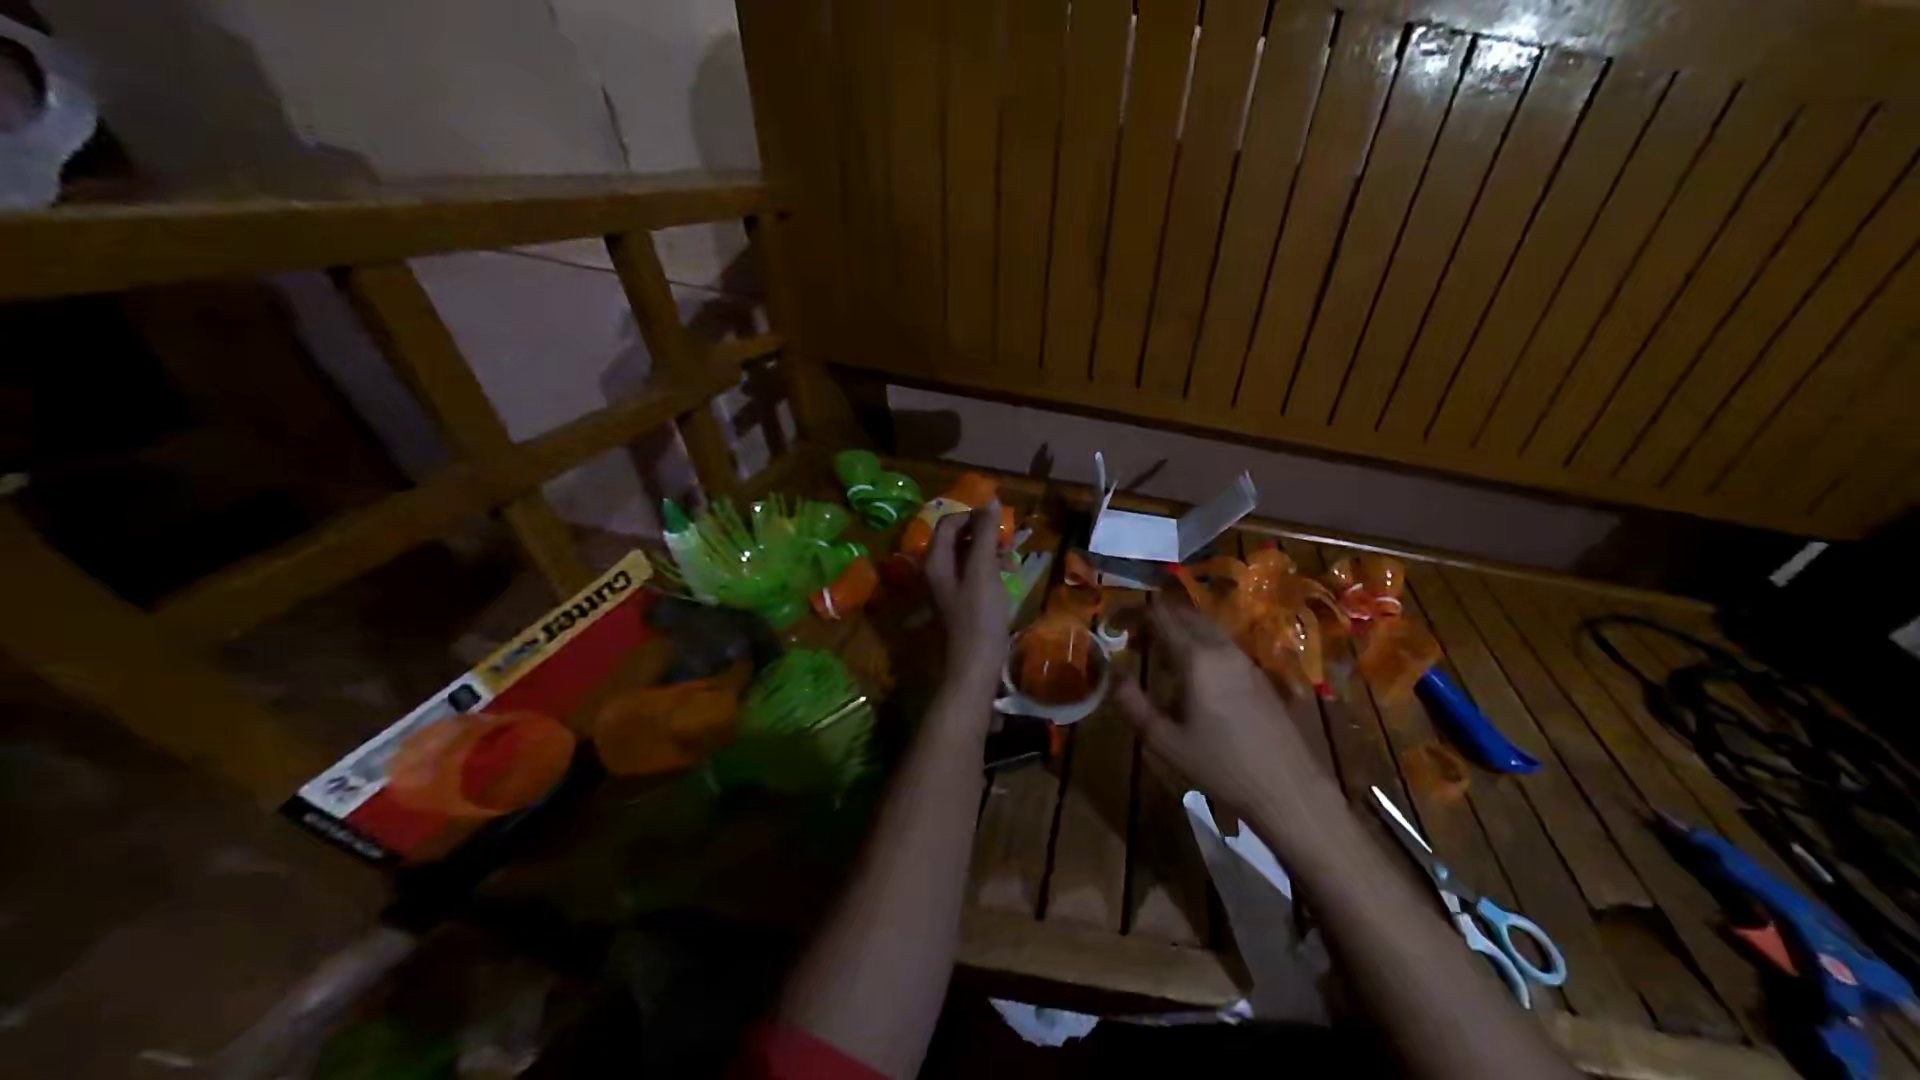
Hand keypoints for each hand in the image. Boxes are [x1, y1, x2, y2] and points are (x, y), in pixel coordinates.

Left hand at [925, 501, 1008, 691]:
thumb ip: (985, 534)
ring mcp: (948, 586)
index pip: (950, 521)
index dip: (974, 516)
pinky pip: (973, 572)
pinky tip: (1007, 574)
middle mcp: (936, 570)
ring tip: (1011, 558)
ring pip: (968, 554)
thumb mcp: (983, 570)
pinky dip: (989, 568)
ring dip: (989, 550)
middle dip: (984, 533)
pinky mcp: (961, 600)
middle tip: (1008, 542)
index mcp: (936, 560)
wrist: (976, 664)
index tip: (1000, 522)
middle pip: (958, 536)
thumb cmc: (980, 615)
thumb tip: (991, 500)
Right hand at [1115, 600, 1338, 819]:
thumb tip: (1114, 674)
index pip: (1158, 616)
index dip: (1131, 614)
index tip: (1112, 626)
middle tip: (1132, 640)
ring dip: (1176, 630)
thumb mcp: (1163, 740)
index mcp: (1195, 659)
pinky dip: (1197, 644)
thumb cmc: (1219, 766)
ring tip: (1157, 656)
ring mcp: (1244, 659)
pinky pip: (1220, 643)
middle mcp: (1221, 648)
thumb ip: (1132, 703)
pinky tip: (1190, 676)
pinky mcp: (1258, 674)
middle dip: (1153, 619)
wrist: (1287, 788)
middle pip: (1183, 613)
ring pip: (1204, 626)